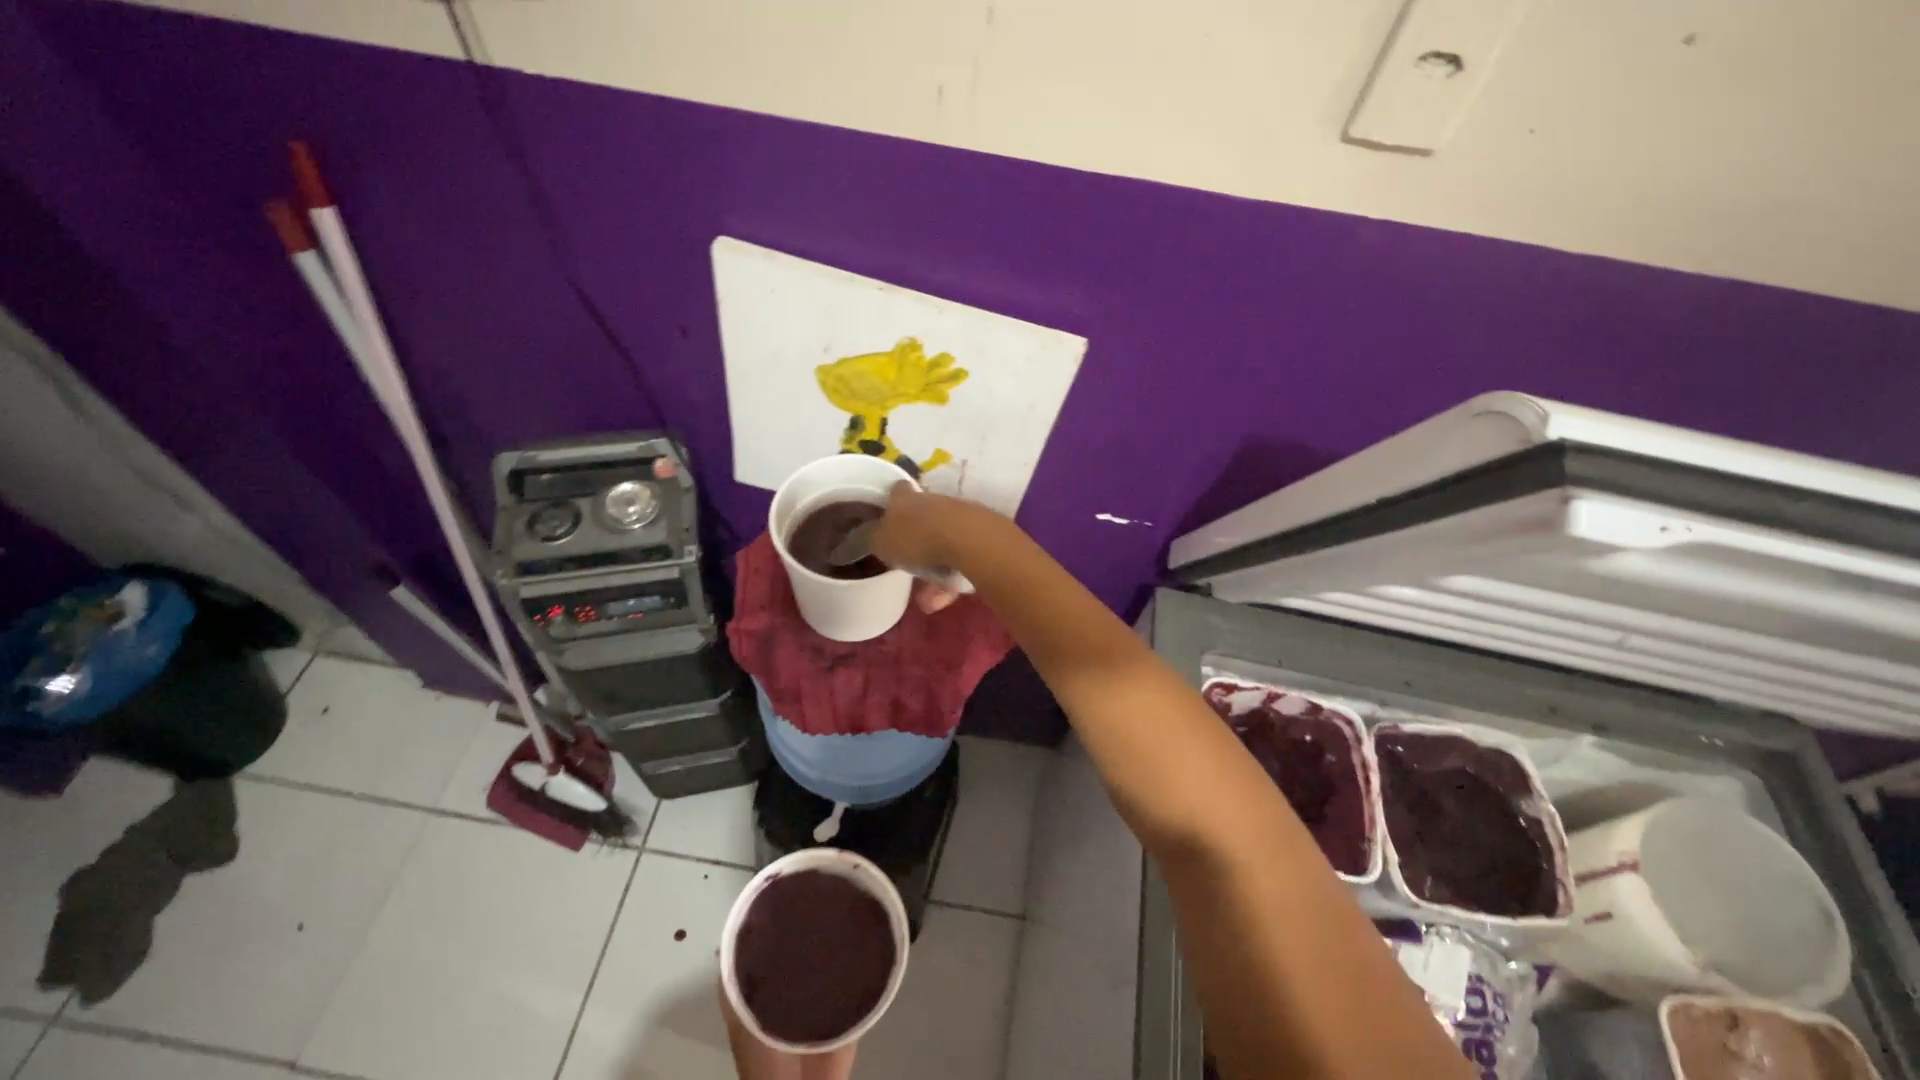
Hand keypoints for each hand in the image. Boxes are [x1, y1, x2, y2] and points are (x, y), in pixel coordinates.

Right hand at [874, 483, 1001, 613]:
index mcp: (905, 498)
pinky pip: (960, 559)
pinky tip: (945, 598)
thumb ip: (866, 541)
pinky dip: (952, 578)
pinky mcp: (979, 535)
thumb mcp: (880, 542)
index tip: (884, 516)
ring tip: (928, 597)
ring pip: (942, 543)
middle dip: (914, 540)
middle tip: (905, 561)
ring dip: (934, 568)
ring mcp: (958, 515)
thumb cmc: (916, 537)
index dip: (889, 501)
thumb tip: (847, 546)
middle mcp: (932, 501)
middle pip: (921, 517)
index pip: (895, 490)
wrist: (968, 540)